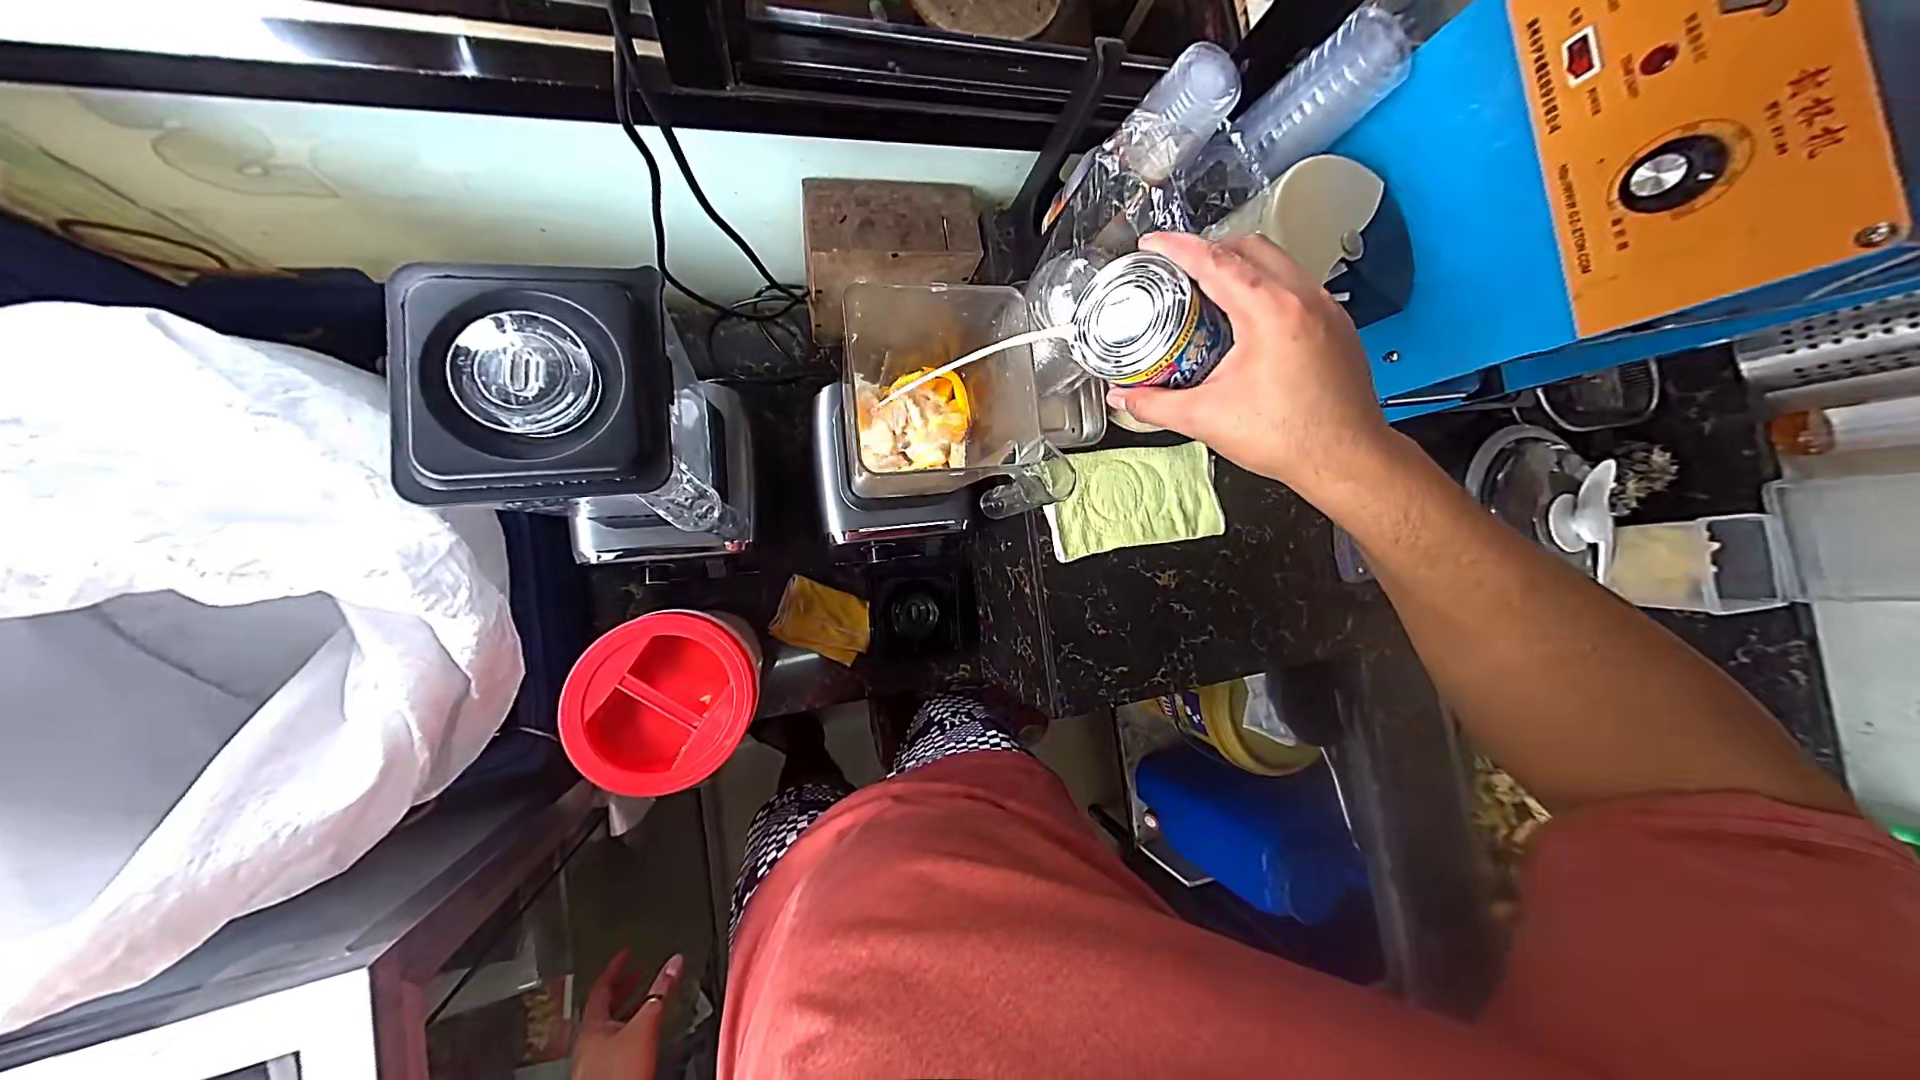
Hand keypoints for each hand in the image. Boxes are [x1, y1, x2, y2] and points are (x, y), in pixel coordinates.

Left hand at [573, 949, 682, 1079]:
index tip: (625, 955)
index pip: (600, 987)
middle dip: (622, 987)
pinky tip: (641, 1034)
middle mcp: (588, 1043)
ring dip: (626, 1008)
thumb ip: (661, 991)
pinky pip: (613, 1043)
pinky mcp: (602, 1075)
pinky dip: (627, 1028)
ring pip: (608, 1026)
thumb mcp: (646, 1024)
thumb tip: (674, 963)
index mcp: (592, 1027)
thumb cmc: (620, 1074)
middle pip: (603, 1007)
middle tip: (636, 972)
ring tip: (643, 999)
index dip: (615, 968)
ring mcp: (592, 1061)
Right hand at [1105, 233, 1396, 500]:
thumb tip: (1125, 398)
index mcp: (1271, 312)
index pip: (1215, 261)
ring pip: (1279, 263)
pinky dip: (1266, 289)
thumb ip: (1155, 405)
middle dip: (1211, 249)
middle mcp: (1304, 300)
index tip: (1153, 244)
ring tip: (1209, 294)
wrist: (1345, 459)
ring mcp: (1326, 310)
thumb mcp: (1205, 418)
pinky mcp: (1336, 327)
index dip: (1176, 248)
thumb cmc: (1290, 437)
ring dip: (1241, 267)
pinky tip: (1246, 322)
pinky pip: (1296, 287)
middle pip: (1251, 247)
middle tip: (1180, 270)